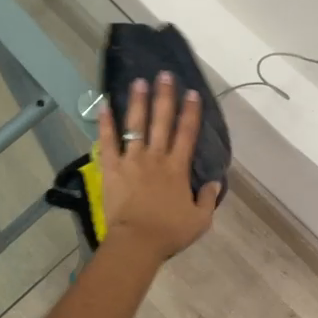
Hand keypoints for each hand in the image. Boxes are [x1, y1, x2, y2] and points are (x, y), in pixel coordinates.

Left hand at [95, 72, 220, 263]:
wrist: (136, 242)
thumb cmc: (169, 233)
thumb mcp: (200, 220)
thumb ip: (208, 199)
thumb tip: (214, 182)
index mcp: (177, 168)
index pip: (187, 133)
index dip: (191, 112)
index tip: (192, 92)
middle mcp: (156, 157)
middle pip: (162, 121)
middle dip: (164, 96)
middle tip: (164, 75)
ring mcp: (132, 160)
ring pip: (136, 125)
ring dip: (137, 102)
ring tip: (138, 81)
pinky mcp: (112, 168)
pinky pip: (108, 141)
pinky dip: (105, 124)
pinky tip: (103, 106)